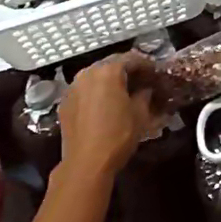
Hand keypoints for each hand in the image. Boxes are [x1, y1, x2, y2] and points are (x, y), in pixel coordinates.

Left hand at [58, 52, 159, 179]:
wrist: (86, 162)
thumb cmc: (118, 135)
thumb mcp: (141, 113)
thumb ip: (144, 94)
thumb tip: (145, 89)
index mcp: (108, 71)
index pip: (131, 59)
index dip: (147, 65)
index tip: (156, 73)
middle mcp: (87, 73)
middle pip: (111, 64)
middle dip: (127, 71)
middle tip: (142, 81)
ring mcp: (73, 87)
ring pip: (96, 76)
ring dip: (110, 81)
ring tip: (123, 92)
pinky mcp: (65, 102)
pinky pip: (85, 90)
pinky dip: (97, 92)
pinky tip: (105, 104)